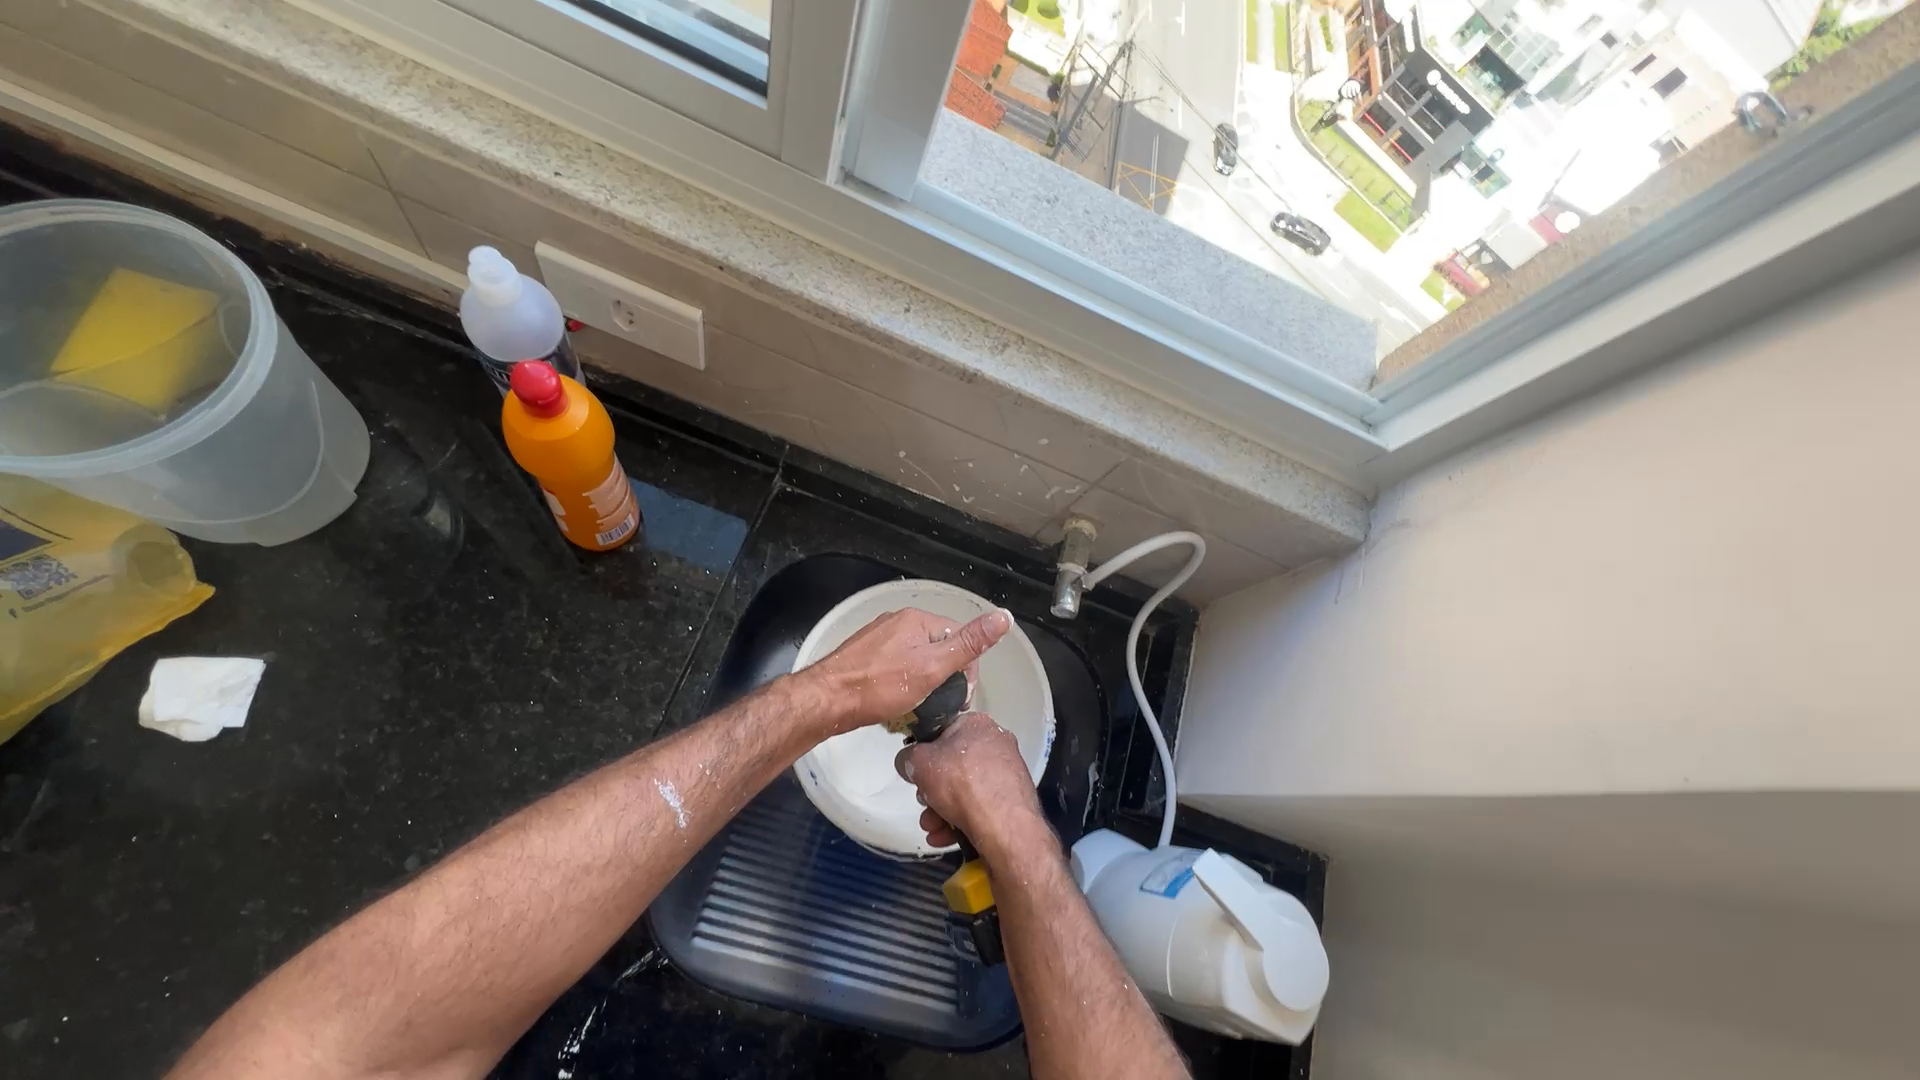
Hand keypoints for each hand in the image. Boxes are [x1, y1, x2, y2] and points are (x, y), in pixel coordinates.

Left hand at [798, 606, 1011, 738]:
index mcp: (917, 620)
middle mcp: (897, 622)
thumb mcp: (932, 668)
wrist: (826, 702)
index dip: (966, 669)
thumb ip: (968, 644)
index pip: (959, 637)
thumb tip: (1003, 617)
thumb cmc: (877, 687)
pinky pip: (896, 666)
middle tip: (939, 705)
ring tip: (917, 706)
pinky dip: (902, 683)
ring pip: (917, 658)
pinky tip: (896, 701)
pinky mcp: (865, 655)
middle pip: (938, 647)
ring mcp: (879, 638)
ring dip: (923, 682)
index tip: (959, 696)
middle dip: (944, 676)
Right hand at [894, 713, 1045, 855]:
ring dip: (940, 811)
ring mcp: (1007, 773)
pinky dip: (959, 821)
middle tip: (924, 804)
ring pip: (963, 791)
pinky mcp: (1012, 801)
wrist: (1005, 825)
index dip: (924, 752)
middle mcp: (996, 743)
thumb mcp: (919, 762)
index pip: (943, 731)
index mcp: (977, 724)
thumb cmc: (961, 782)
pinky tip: (945, 837)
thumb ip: (907, 757)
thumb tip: (909, 763)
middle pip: (952, 766)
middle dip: (932, 791)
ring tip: (931, 828)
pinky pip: (978, 807)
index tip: (916, 773)